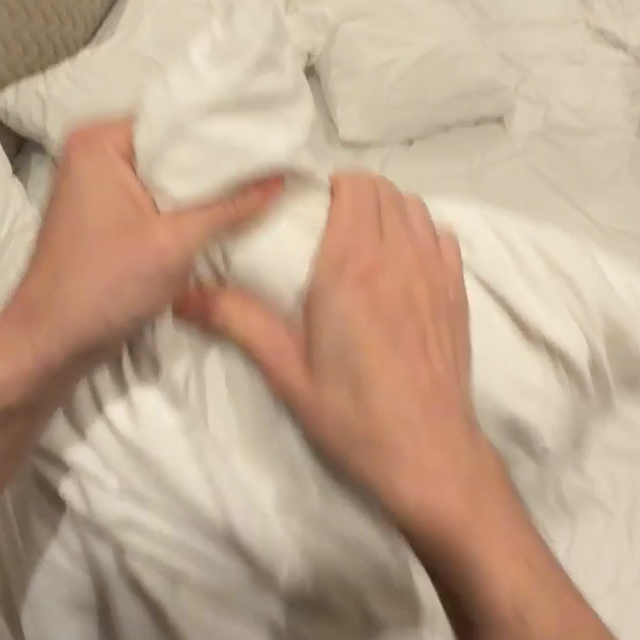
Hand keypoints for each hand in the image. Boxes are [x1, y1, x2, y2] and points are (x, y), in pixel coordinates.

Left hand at [2, 118, 283, 374]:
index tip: (272, 139)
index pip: (175, 121)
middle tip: (275, 164)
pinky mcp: (107, 219)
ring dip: (206, 192)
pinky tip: (229, 216)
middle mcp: (95, 155)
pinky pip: (157, 203)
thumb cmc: (104, 285)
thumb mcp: (175, 243)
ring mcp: (99, 189)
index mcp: (99, 142)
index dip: (223, 133)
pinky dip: (187, 212)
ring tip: (263, 186)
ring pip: (168, 179)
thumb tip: (283, 177)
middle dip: (219, 164)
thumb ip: (231, 207)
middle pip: (172, 149)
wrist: (50, 345)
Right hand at [178, 172, 502, 537]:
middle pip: (384, 190)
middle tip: (328, 222)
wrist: (427, 453)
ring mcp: (435, 273)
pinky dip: (422, 232)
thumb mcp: (285, 370)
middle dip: (354, 193)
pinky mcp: (458, 294)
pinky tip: (404, 260)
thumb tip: (181, 295)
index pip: (354, 187)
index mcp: (351, 267)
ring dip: (388, 209)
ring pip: (415, 208)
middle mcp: (398, 257)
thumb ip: (237, 321)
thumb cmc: (351, 415)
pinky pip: (443, 236)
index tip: (309, 208)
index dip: (331, 186)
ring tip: (364, 238)